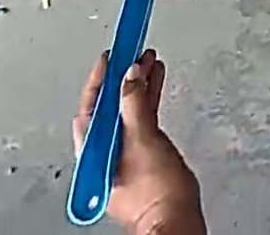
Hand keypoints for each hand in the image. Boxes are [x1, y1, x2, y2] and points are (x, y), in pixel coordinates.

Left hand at [72, 49, 205, 234]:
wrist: (177, 223)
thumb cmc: (156, 198)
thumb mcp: (143, 139)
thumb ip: (134, 103)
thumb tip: (129, 75)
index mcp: (94, 152)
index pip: (92, 105)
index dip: (101, 78)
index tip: (111, 56)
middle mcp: (105, 153)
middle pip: (110, 105)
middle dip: (123, 76)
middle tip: (131, 52)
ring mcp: (124, 153)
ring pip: (127, 108)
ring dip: (138, 82)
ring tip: (148, 60)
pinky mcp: (142, 154)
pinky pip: (141, 116)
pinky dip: (147, 96)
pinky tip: (155, 80)